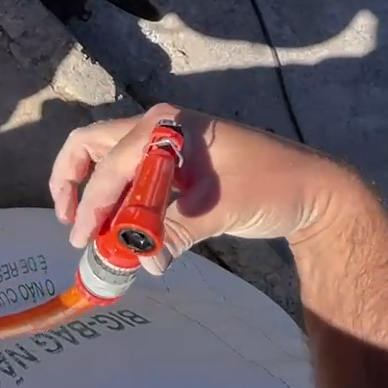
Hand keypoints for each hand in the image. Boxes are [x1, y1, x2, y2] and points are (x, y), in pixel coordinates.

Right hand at [49, 103, 363, 270]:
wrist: (316, 189)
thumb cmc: (271, 188)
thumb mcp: (220, 209)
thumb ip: (174, 232)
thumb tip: (143, 262)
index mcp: (164, 125)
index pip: (111, 164)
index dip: (93, 203)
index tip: (83, 237)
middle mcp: (155, 125)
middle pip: (91, 145)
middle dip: (72, 183)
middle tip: (72, 223)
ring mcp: (160, 140)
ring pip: (103, 157)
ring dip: (91, 190)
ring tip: (91, 227)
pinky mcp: (169, 160)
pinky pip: (127, 173)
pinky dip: (115, 197)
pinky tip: (119, 224)